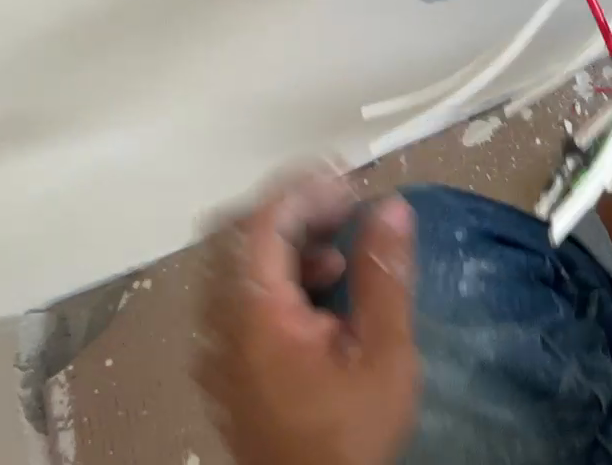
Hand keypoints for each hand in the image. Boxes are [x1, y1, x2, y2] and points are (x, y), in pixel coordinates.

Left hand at [194, 168, 419, 464]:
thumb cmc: (352, 432)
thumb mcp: (383, 352)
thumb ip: (383, 274)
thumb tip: (392, 206)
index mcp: (255, 319)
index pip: (261, 224)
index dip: (305, 187)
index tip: (353, 178)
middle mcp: (221, 325)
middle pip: (236, 234)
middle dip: (294, 206)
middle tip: (348, 205)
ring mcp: (219, 344)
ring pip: (237, 260)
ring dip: (289, 236)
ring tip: (345, 242)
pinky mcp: (230, 359)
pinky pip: (242, 289)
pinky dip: (282, 266)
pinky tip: (325, 283)